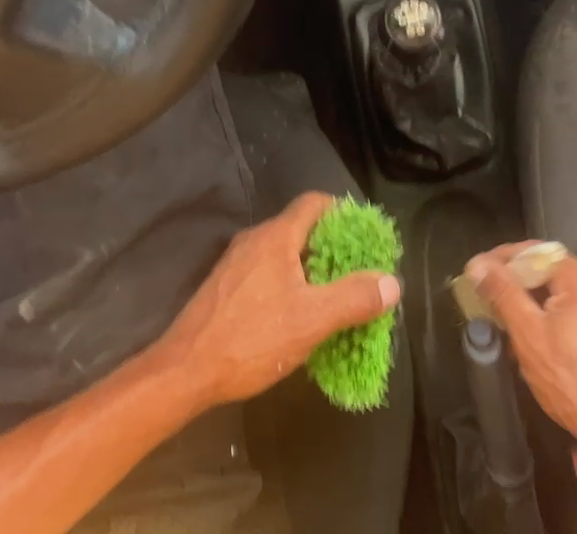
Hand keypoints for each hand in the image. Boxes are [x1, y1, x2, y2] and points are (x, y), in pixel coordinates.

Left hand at [159, 192, 399, 408]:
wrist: (184, 372)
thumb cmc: (251, 338)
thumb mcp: (312, 321)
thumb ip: (354, 298)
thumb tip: (392, 282)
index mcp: (276, 237)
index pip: (314, 203)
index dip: (342, 212)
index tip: (365, 234)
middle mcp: (254, 241)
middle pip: (300, 228)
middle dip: (331, 245)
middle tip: (357, 270)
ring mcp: (235, 265)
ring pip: (282, 253)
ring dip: (310, 267)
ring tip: (333, 295)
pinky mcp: (224, 289)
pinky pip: (266, 272)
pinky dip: (288, 283)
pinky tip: (297, 315)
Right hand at [466, 244, 576, 528]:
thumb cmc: (572, 383)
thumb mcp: (529, 336)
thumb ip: (503, 293)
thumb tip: (478, 263)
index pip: (537, 252)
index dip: (504, 258)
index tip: (477, 271)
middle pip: (554, 269)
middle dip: (520, 281)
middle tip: (491, 298)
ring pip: (568, 290)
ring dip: (539, 298)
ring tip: (513, 319)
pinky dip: (560, 312)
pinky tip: (544, 336)